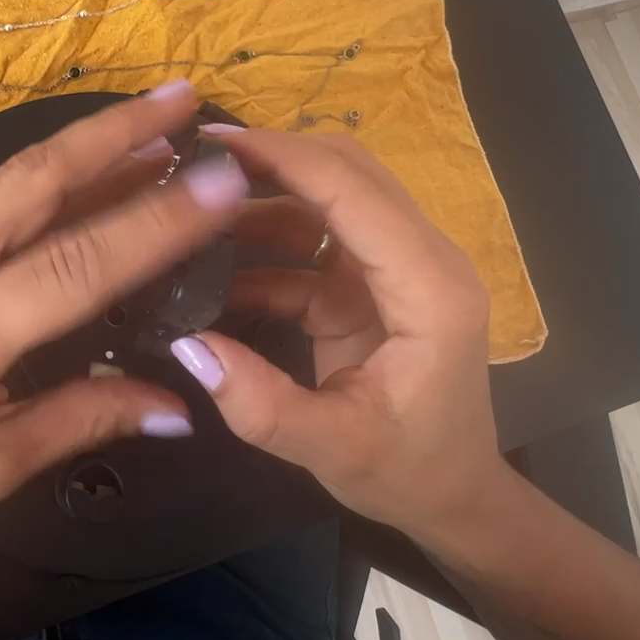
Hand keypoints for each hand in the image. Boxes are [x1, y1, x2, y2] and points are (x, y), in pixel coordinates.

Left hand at [0, 82, 249, 573]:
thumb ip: (84, 421)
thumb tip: (179, 406)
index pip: (72, 267)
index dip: (152, 222)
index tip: (217, 182)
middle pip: (33, 182)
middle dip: (115, 133)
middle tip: (185, 100)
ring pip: (10, 179)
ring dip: (86, 143)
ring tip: (157, 122)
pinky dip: (51, 176)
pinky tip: (94, 168)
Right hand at [168, 128, 509, 544]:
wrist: (453, 495)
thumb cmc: (409, 472)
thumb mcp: (332, 450)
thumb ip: (260, 404)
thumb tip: (186, 344)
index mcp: (427, 288)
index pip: (353, 191)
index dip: (284, 157)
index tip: (213, 143)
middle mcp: (420, 259)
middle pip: (347, 172)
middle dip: (273, 157)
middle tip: (197, 160)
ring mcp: (393, 267)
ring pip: (329, 196)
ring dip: (264, 195)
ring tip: (194, 204)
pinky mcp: (367, 283)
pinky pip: (312, 242)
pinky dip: (264, 243)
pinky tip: (211, 266)